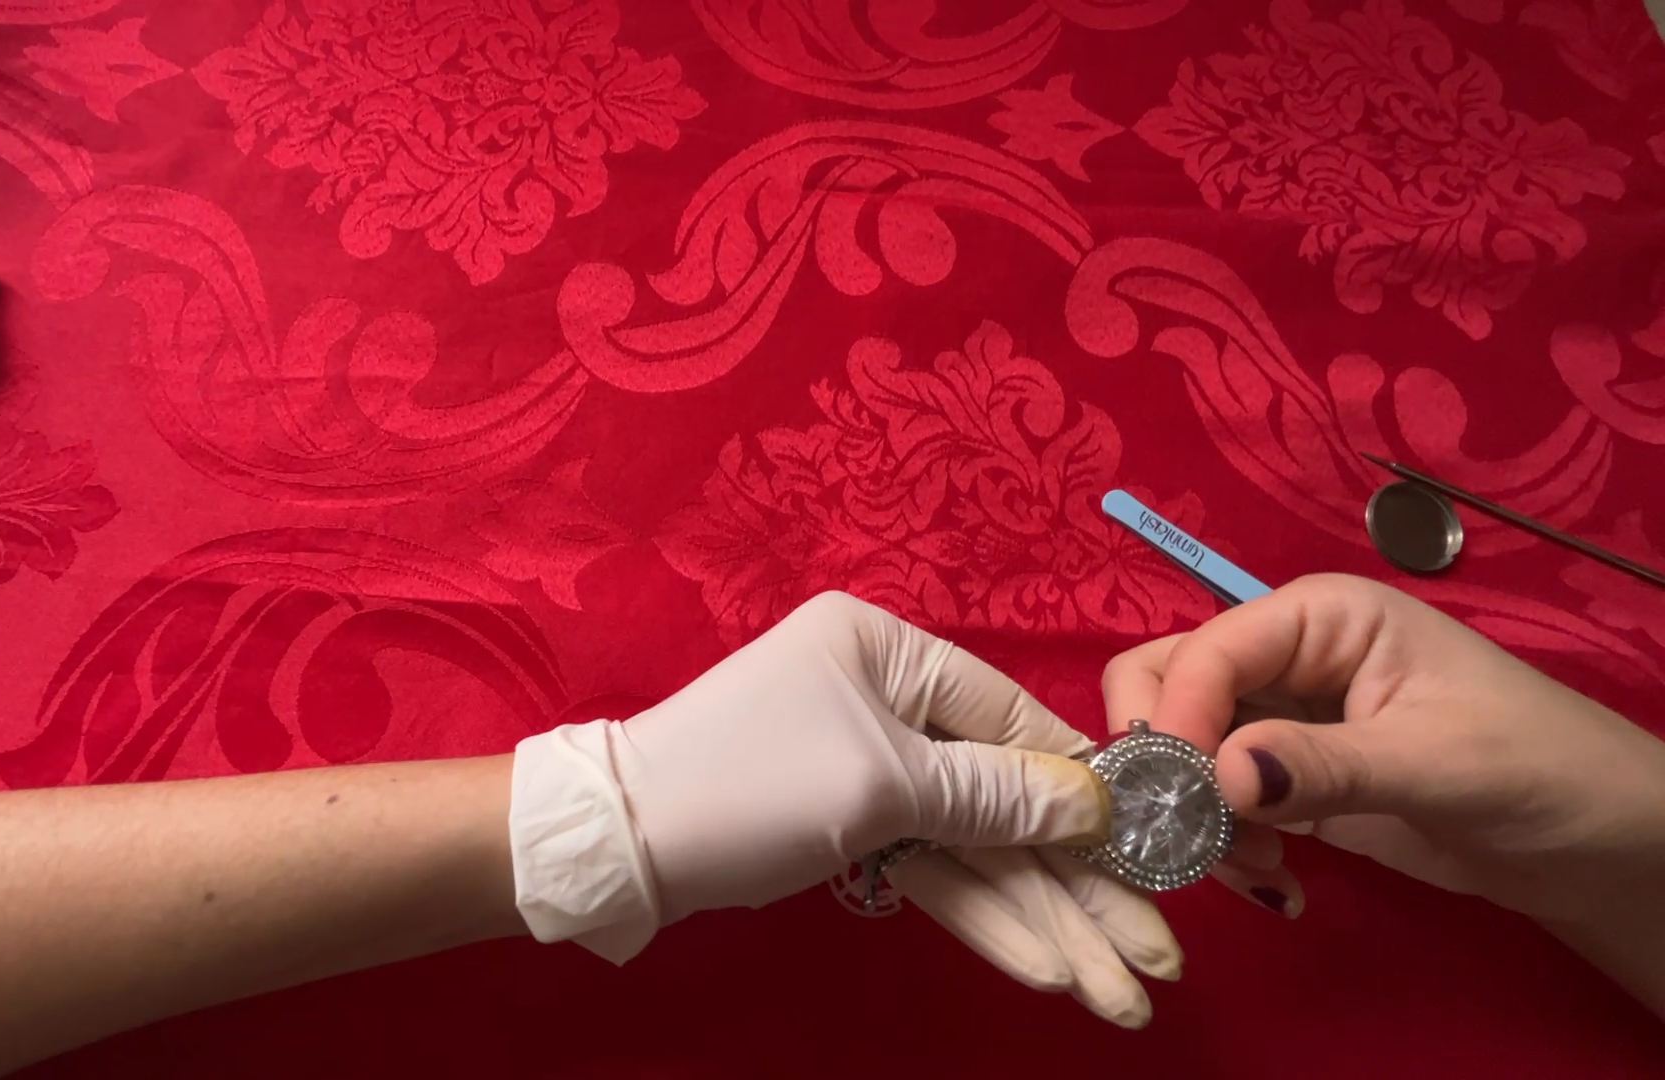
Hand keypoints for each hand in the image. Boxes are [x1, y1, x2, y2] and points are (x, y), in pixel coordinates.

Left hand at [510, 592, 1180, 1026]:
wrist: (628, 843)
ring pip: (963, 834)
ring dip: (1032, 908)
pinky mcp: (843, 811)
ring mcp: (860, 755)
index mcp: (879, 646)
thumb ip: (995, 796)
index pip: (1002, 709)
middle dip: (1068, 873)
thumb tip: (1097, 802)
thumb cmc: (757, 783)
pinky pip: (920, 855)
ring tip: (1118, 987)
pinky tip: (1042, 965)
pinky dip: (971, 905)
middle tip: (1152, 951)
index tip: (1154, 840)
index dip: (1078, 780)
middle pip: (992, 785)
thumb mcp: (884, 785)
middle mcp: (875, 689)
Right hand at [1100, 574, 1664, 1010]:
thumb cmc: (1553, 776)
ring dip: (1184, 801)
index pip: (1206, 652)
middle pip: (1160, 679)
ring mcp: (1267, 711)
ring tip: (1242, 861)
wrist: (1614, 854)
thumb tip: (1220, 778)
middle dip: (1160, 750)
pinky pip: (1203, 790)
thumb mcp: (1446, 764)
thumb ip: (1326, 764)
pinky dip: (1213, 833)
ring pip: (1170, 739)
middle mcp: (1274, 654)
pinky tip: (1266, 872)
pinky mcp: (1269, 770)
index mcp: (1313, 618)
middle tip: (1184, 819)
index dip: (1178, 713)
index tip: (1180, 791)